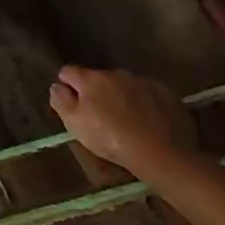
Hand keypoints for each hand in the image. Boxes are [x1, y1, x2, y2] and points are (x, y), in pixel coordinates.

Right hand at [48, 65, 194, 171]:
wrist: (162, 153)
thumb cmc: (110, 139)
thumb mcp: (75, 125)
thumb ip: (61, 102)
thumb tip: (56, 86)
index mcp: (91, 80)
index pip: (69, 71)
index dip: (66, 84)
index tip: (69, 99)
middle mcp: (117, 74)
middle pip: (99, 78)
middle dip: (96, 91)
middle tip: (99, 115)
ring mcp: (144, 82)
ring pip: (125, 85)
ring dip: (121, 96)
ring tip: (126, 119)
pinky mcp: (167, 93)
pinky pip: (149, 93)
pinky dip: (145, 102)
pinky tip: (148, 121)